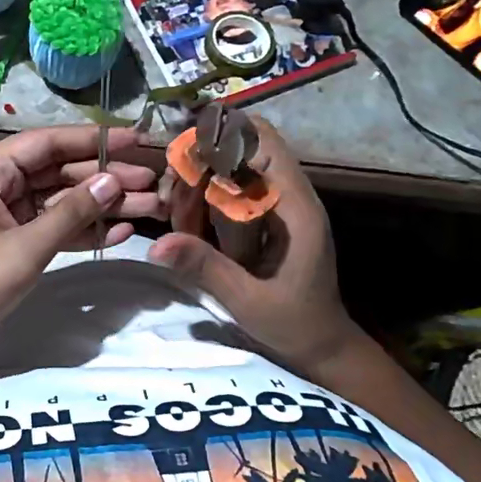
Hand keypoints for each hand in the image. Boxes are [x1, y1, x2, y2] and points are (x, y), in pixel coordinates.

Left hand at [0, 126, 165, 379]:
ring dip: (102, 204)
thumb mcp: (25, 248)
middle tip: (152, 181)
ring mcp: (7, 210)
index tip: (134, 139)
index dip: (92, 140)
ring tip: (151, 205)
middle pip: (59, 170)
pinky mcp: (15, 236)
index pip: (45, 143)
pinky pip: (54, 224)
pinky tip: (121, 230)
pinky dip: (84, 229)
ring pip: (62, 198)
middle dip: (105, 177)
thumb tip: (113, 181)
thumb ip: (71, 213)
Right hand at [148, 117, 364, 371]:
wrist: (324, 346)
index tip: (182, 153)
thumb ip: (205, 267)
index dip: (224, 134)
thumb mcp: (247, 300)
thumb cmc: (294, 324)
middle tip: (171, 190)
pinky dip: (209, 200)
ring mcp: (280, 208)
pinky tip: (188, 224)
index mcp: (295, 207)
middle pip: (244, 150)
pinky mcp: (270, 222)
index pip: (263, 141)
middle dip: (202, 161)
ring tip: (174, 206)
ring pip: (236, 171)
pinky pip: (236, 194)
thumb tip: (156, 246)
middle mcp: (290, 197)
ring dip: (202, 181)